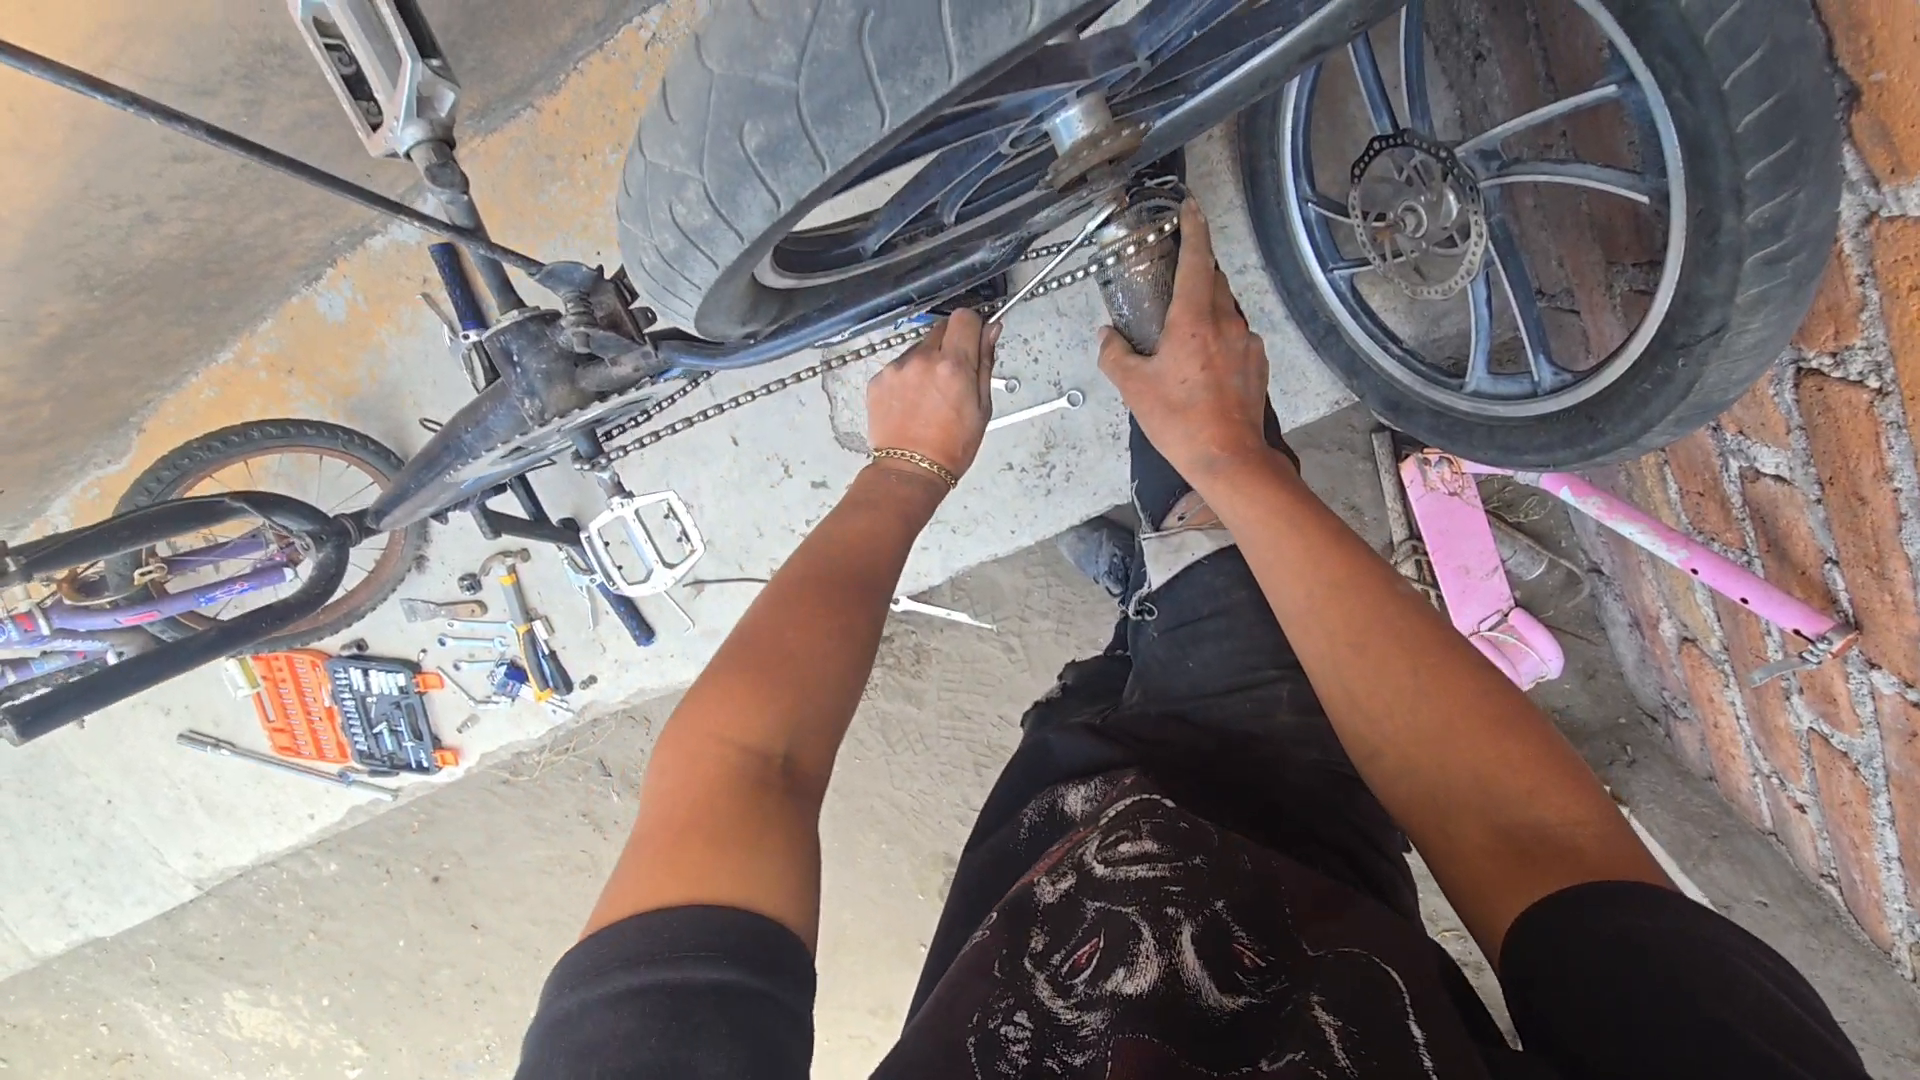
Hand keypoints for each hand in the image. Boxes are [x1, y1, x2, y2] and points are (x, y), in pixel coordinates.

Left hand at [867, 309, 1000, 482]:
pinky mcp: (878, 380)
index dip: (973, 327)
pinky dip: (907, 378)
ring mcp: (897, 369)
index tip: (974, 340)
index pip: (965, 317)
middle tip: (954, 376)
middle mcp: (922, 360)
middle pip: (941, 329)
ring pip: (918, 348)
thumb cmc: (950, 447)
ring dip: (927, 362)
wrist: (910, 471)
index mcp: (953, 365)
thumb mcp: (982, 407)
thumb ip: (985, 362)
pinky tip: (912, 403)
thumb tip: (990, 330)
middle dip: (951, 345)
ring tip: (931, 397)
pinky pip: (898, 366)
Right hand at [1097, 198, 1279, 485]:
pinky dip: (1218, 337)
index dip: (1193, 228)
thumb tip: (1106, 337)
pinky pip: (1236, 337)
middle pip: (1213, 280)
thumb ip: (1115, 355)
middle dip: (1195, 270)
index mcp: (1194, 319)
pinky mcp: (1257, 364)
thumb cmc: (1179, 421)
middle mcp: (1226, 322)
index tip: (1190, 208)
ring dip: (1205, 308)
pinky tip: (1202, 363)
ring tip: (1182, 329)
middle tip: (1172, 276)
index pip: (1197, 259)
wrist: (1228, 457)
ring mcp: (1247, 343)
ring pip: (1225, 310)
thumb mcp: (1134, 389)